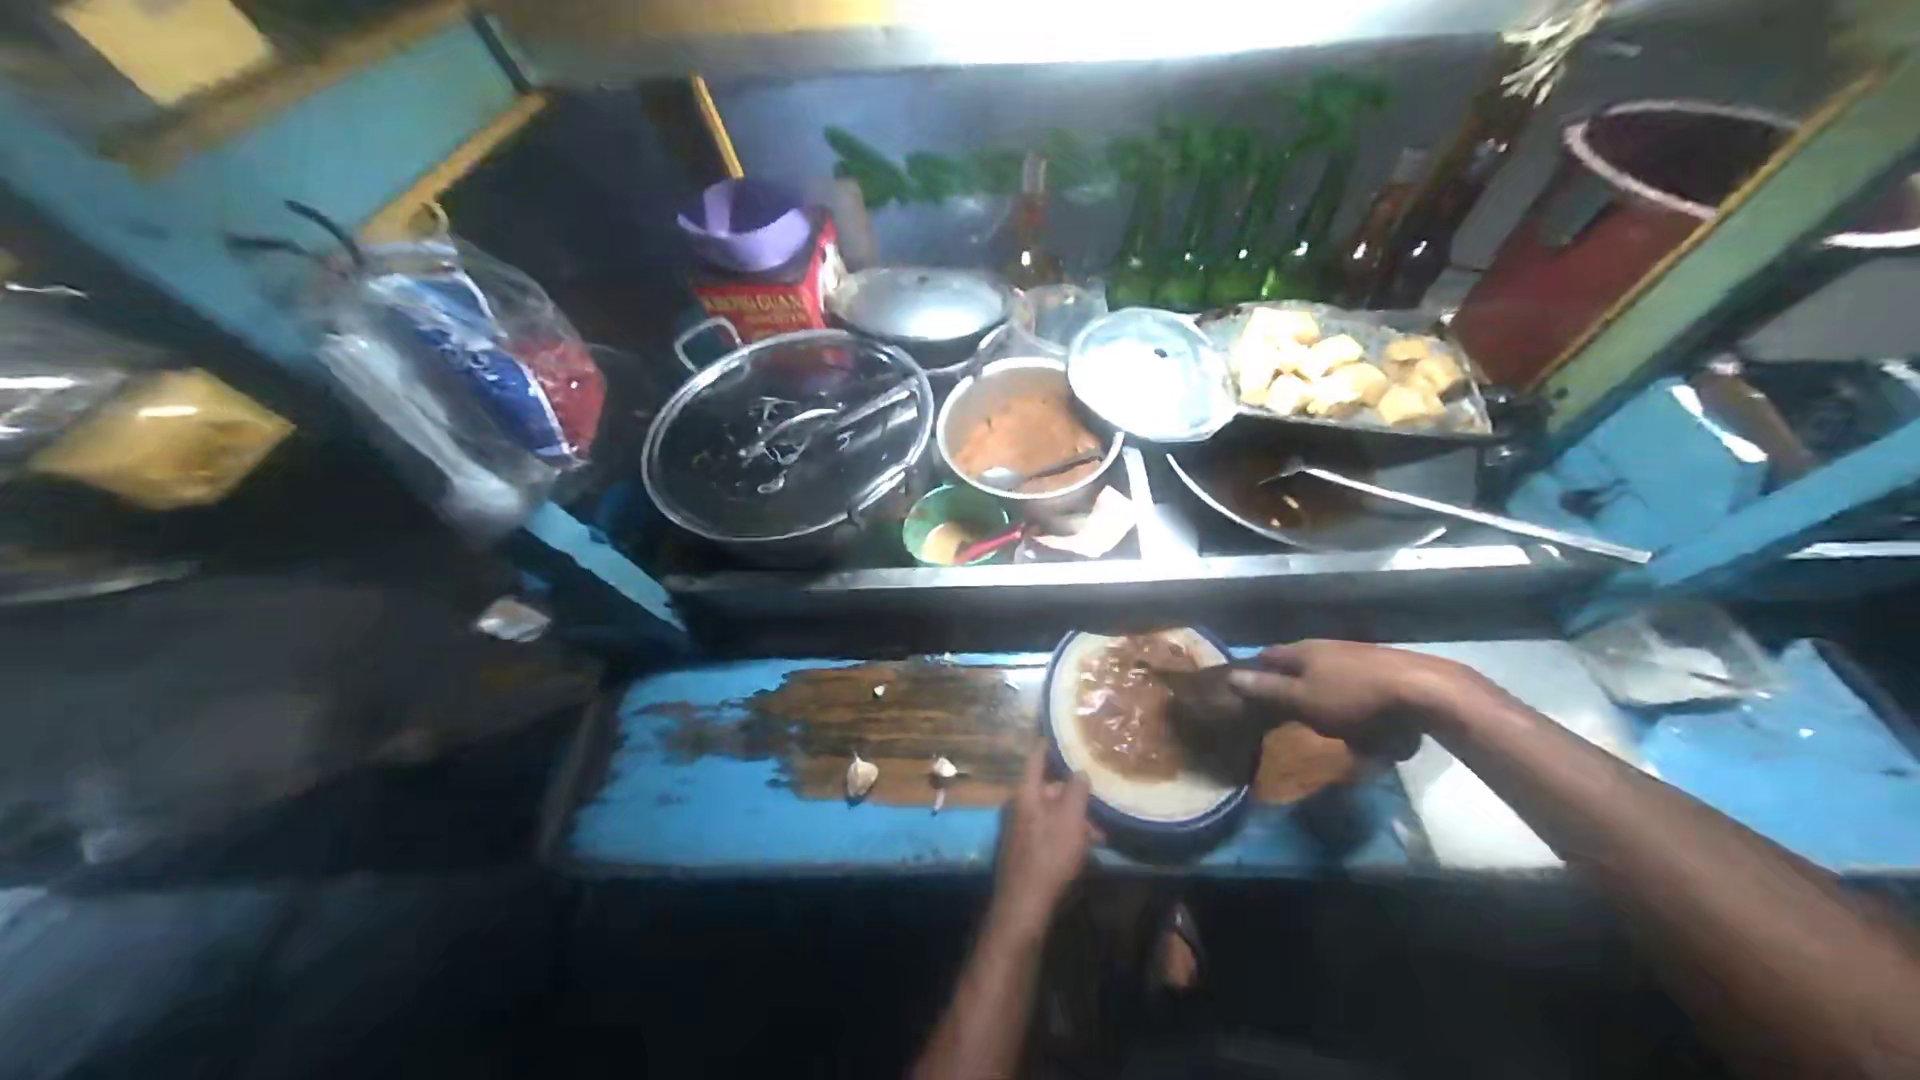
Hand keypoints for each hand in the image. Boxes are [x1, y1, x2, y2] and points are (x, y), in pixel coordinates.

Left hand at [990, 740, 1094, 937]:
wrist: (1025, 905)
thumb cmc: (1050, 855)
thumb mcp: (1071, 819)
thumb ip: (1076, 791)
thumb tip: (1079, 771)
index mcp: (1026, 793)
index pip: (1036, 757)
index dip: (1048, 742)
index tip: (1059, 731)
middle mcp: (1019, 806)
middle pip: (1049, 788)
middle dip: (1075, 794)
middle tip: (1100, 800)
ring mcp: (1020, 829)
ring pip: (1052, 813)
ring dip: (1075, 819)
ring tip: (1101, 834)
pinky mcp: (1025, 850)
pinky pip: (1049, 832)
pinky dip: (1067, 835)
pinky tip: (1087, 850)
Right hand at [1227, 640, 1497, 759]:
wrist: (1426, 692)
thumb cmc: (1354, 698)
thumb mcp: (1302, 700)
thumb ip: (1266, 690)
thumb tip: (1230, 677)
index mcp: (1303, 651)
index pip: (1268, 656)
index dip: (1257, 672)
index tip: (1250, 691)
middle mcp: (1327, 647)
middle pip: (1300, 664)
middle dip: (1293, 685)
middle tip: (1290, 712)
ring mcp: (1358, 655)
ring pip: (1330, 675)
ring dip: (1325, 696)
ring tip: (1329, 722)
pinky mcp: (1385, 668)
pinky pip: (1358, 686)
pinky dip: (1354, 701)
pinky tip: (1364, 721)